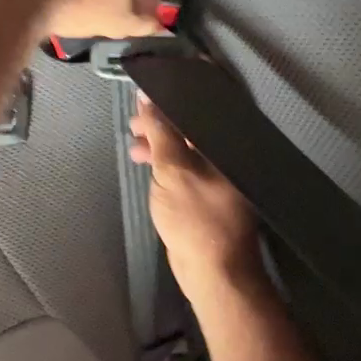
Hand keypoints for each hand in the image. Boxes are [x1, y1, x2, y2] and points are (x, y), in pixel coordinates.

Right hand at [129, 96, 262, 291]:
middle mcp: (227, 153)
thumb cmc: (195, 216)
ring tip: (133, 146)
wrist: (213, 270)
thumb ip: (161, 132)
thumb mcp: (172, 170)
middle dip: (161, 120)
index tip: (144, 90)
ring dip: (159, 142)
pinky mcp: (208, 190)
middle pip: (192, 124)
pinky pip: (184, 164)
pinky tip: (146, 163)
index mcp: (225, 143)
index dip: (170, 95)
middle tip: (133, 123)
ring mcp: (218, 173)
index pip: (199, 106)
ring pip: (185, 145)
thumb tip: (148, 98)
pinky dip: (165, 161)